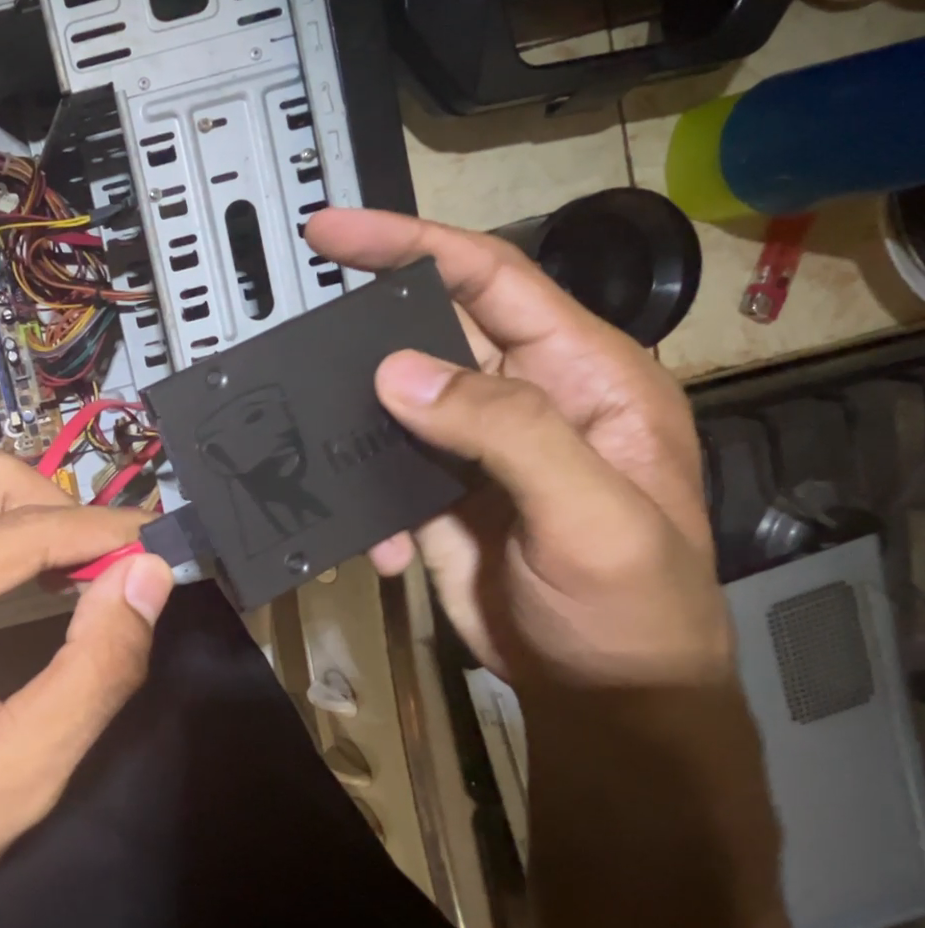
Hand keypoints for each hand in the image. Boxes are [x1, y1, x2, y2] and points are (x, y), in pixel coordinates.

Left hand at [0, 453, 173, 927]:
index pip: (9, 533)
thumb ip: (94, 669)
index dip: (94, 530)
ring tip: (84, 569)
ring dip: (30, 517)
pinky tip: (32, 573)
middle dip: (60, 511)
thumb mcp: (21, 771)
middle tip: (117, 562)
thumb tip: (144, 574)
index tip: (157, 541)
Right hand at [304, 207, 726, 689]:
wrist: (605, 696)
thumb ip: (507, 432)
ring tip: (314, 446)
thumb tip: (394, 370)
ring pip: (388, 401)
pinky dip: (362, 502)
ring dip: (349, 428)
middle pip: (425, 335)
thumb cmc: (633, 608)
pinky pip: (376, 470)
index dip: (409, 246)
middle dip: (358, 339)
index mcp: (581, 375)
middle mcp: (523, 397)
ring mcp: (471, 448)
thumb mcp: (591, 516)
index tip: (329, 232)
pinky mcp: (434, 493)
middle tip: (293, 352)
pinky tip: (378, 545)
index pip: (489, 280)